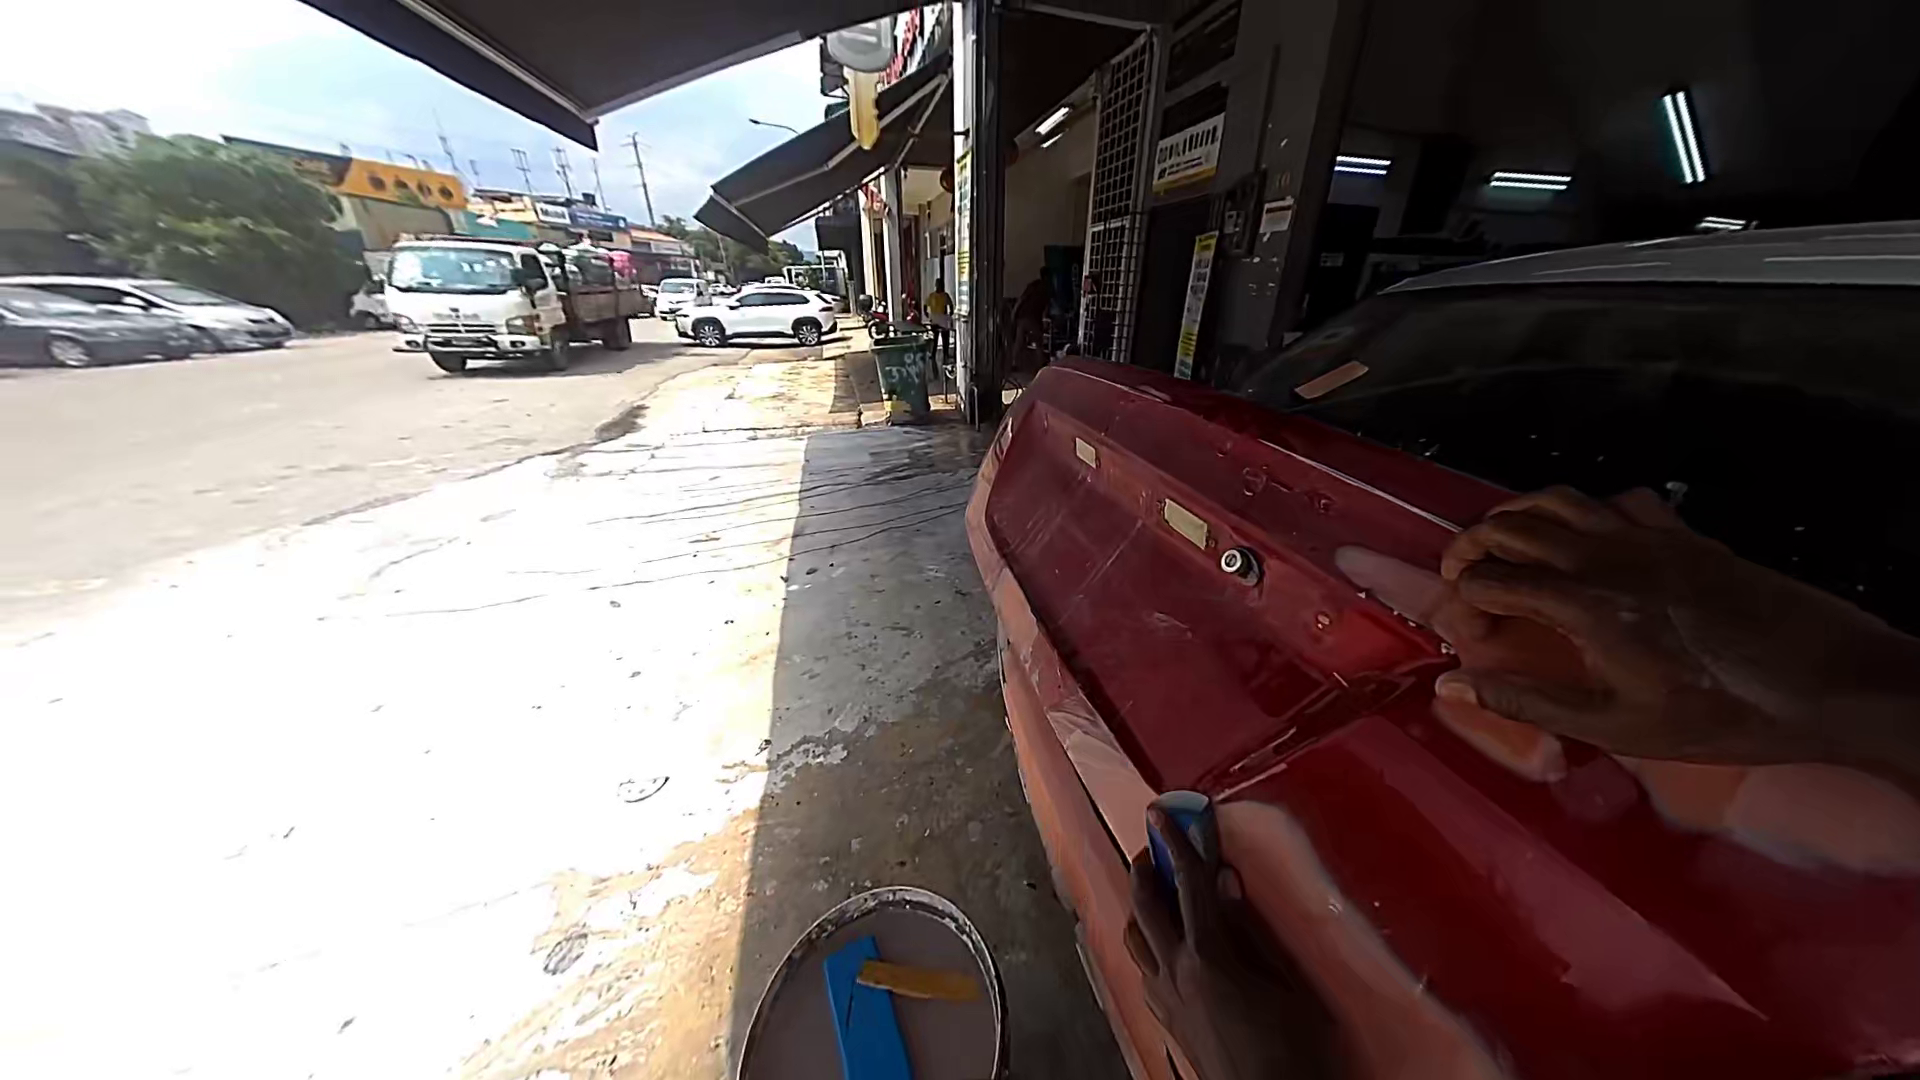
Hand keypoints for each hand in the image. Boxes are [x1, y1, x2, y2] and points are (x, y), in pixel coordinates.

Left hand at [1125, 807, 1339, 1079]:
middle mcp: (1174, 969)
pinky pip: (1142, 967)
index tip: (1158, 812)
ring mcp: (1164, 995)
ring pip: (1134, 934)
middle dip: (1145, 866)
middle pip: (1145, 903)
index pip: (1187, 884)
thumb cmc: (1296, 1053)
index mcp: (1207, 956)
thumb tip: (1225, 878)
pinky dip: (1146, 942)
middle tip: (1152, 845)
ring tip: (1154, 889)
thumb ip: (1250, 930)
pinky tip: (1161, 944)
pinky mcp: (1165, 1019)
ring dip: (1140, 904)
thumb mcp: (1288, 989)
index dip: (1175, 843)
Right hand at [1437, 486, 1919, 779]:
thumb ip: (1522, 702)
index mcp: (1581, 604)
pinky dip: (1582, 511)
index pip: (1485, 581)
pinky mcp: (1681, 535)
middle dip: (1467, 549)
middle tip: (1463, 575)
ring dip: (1511, 518)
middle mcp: (1600, 559)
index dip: (1463, 606)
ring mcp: (1643, 540)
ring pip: (1550, 500)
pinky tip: (1581, 539)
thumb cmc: (1724, 714)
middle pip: (1503, 527)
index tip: (1476, 636)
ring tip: (1502, 544)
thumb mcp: (1613, 726)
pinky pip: (1615, 500)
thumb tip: (1448, 686)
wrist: (1848, 688)